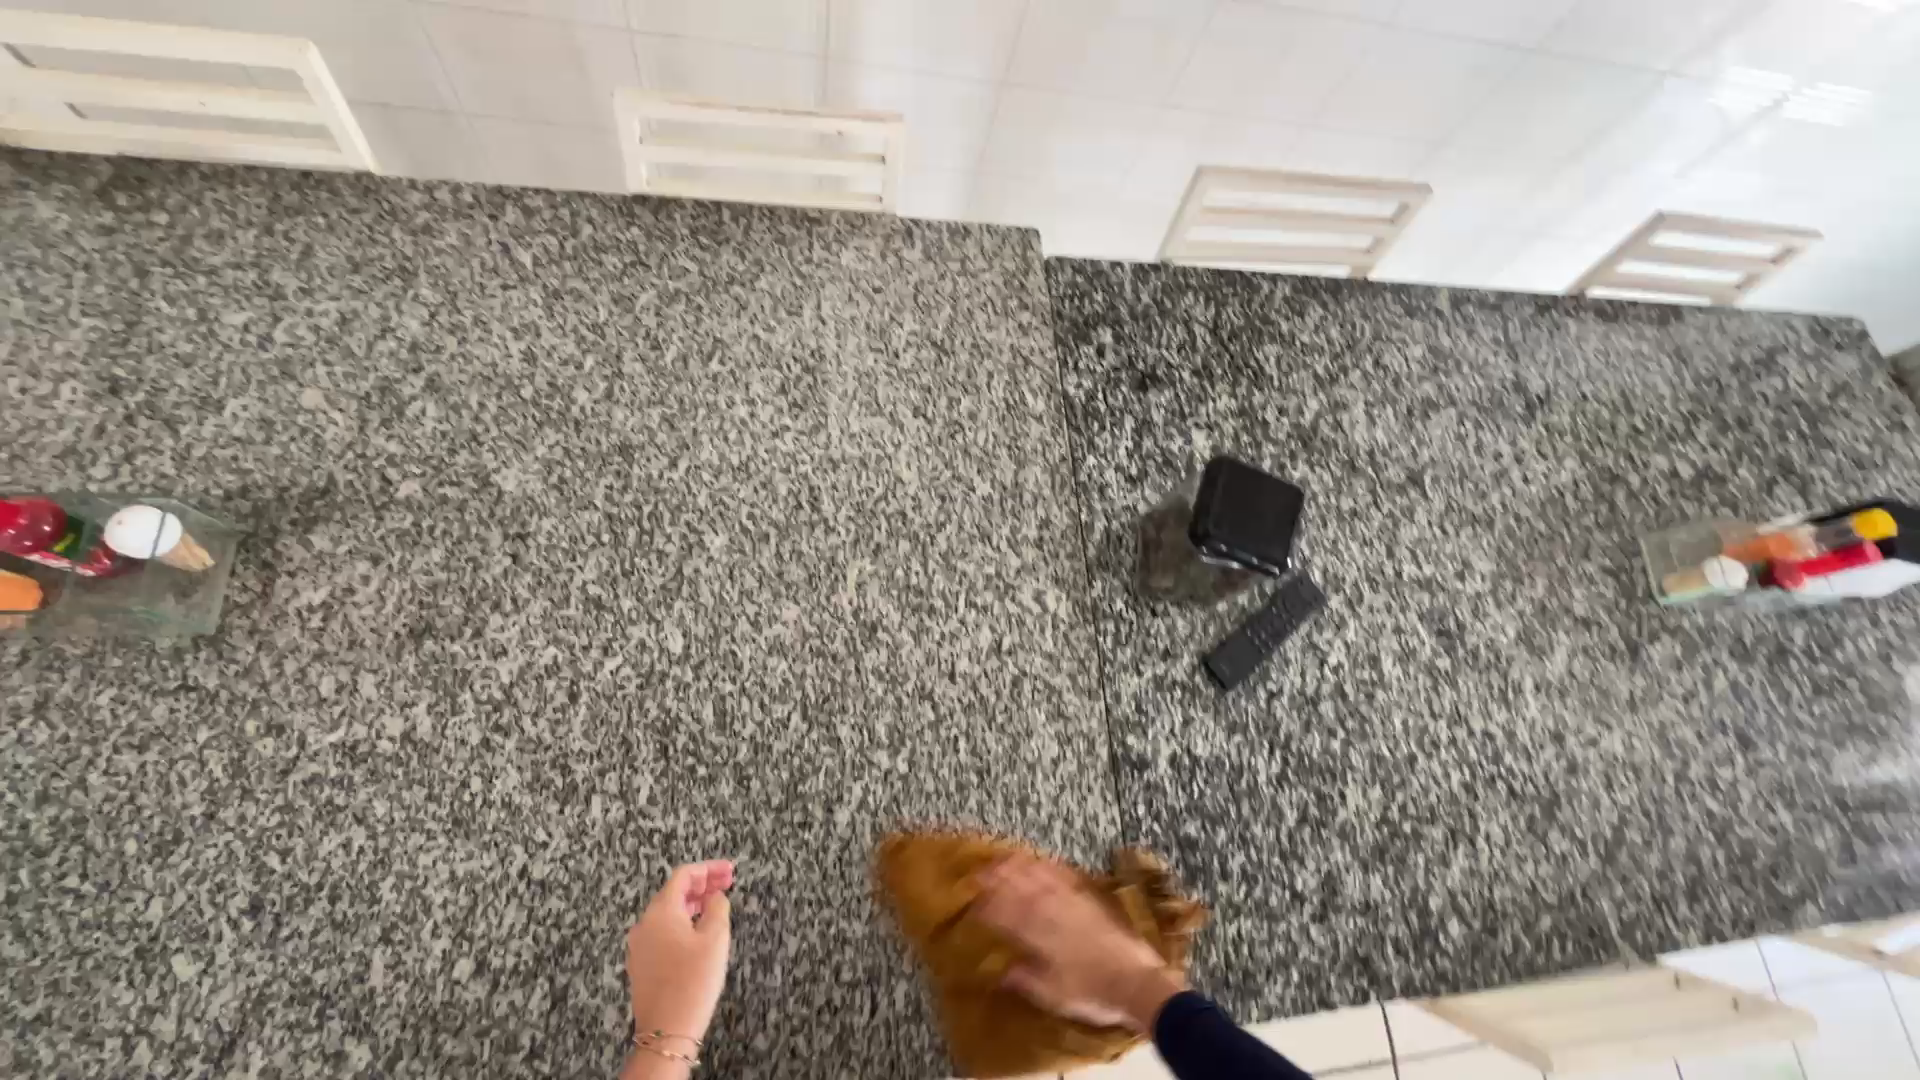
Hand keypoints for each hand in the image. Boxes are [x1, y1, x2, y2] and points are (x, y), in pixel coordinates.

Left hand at [627, 860, 734, 1043]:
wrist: (666, 1032)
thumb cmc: (693, 980)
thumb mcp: (715, 937)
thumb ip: (718, 907)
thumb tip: (715, 896)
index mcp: (660, 911)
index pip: (684, 875)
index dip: (709, 868)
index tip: (731, 870)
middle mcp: (644, 924)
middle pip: (674, 891)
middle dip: (702, 884)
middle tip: (728, 883)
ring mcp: (639, 945)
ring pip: (668, 912)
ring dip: (693, 903)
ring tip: (717, 904)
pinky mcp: (641, 964)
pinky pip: (663, 930)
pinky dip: (683, 922)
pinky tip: (699, 931)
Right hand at [973, 855, 1185, 1031]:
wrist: (1136, 983)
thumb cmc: (1093, 993)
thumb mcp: (1054, 995)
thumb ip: (1026, 979)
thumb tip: (1001, 972)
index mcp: (1040, 937)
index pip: (1008, 916)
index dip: (989, 906)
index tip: (973, 899)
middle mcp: (1054, 915)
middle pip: (1022, 890)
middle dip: (1000, 879)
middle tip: (983, 869)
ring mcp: (1073, 905)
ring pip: (1042, 879)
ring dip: (1022, 867)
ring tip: (1007, 856)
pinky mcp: (1091, 902)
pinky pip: (1067, 878)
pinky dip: (1053, 867)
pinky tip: (1046, 860)